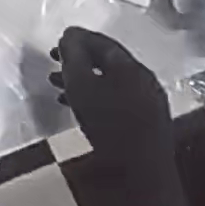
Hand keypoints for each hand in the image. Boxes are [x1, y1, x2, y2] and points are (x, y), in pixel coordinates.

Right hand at [50, 27, 190, 205]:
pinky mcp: (146, 119)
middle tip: (56, 60)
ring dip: (85, 79)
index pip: (102, 42)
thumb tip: (69, 35)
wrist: (140, 170)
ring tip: (59, 84)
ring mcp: (147, 99)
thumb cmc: (107, 124)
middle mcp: (143, 78)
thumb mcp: (81, 87)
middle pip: (108, 61)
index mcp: (130, 66)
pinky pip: (116, 97)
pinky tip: (79, 106)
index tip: (59, 38)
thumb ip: (73, 58)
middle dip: (80, 59)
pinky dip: (96, 95)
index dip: (78, 38)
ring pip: (110, 81)